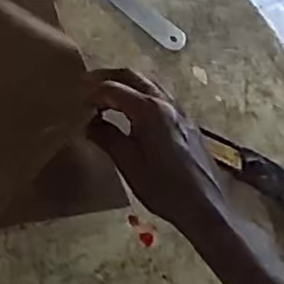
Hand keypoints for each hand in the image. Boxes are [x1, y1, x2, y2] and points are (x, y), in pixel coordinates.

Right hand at [86, 68, 232, 233]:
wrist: (205, 208)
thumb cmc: (163, 188)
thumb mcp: (127, 163)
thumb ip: (106, 136)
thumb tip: (88, 122)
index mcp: (148, 109)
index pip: (112, 88)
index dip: (91, 92)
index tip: (78, 101)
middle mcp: (164, 101)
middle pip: (131, 75)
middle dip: (107, 77)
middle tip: (88, 87)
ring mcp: (178, 109)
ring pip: (147, 82)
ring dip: (125, 82)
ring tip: (107, 95)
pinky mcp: (186, 120)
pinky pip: (159, 94)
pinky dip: (140, 92)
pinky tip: (133, 109)